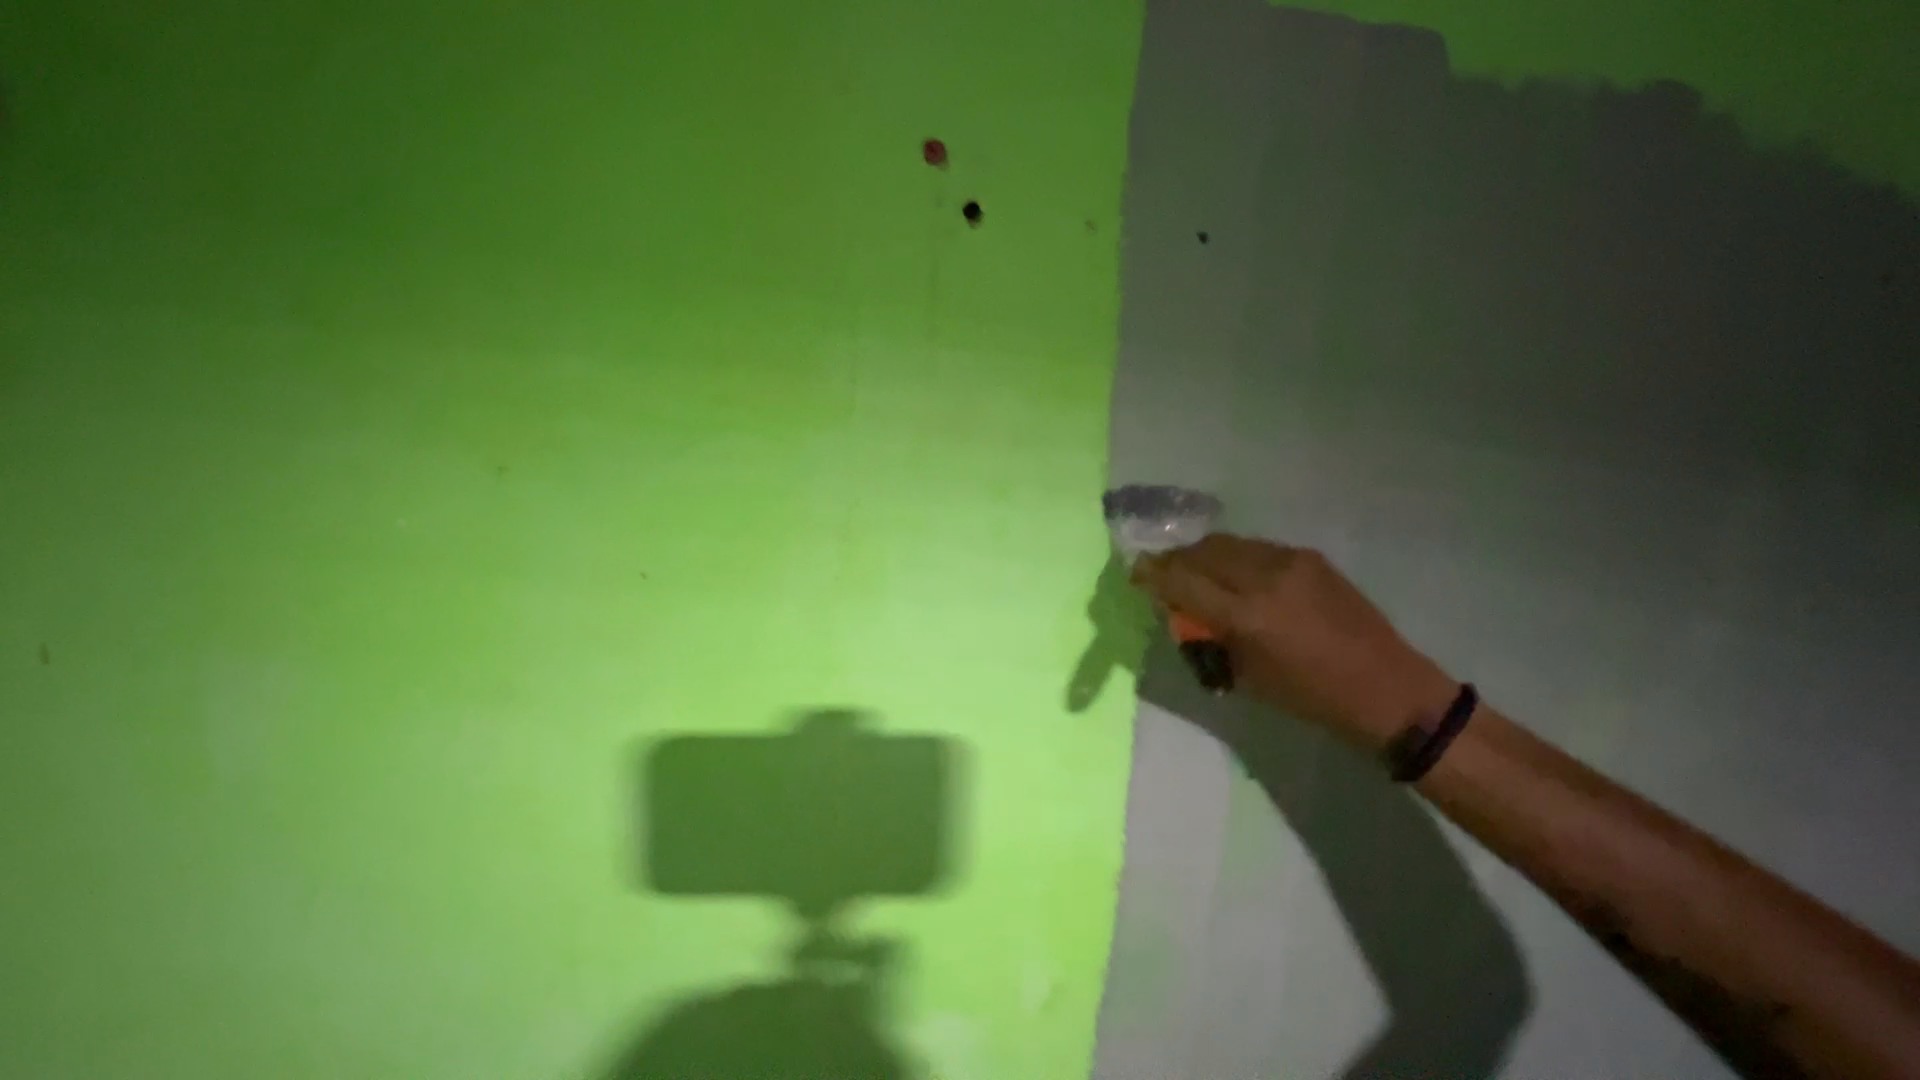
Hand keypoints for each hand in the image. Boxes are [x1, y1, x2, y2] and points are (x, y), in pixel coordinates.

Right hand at [1132, 534, 1456, 752]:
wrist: (1387, 688)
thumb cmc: (1312, 698)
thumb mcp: (1248, 677)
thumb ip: (1211, 638)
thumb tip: (1184, 612)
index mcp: (1246, 616)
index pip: (1182, 580)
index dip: (1152, 574)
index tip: (1135, 574)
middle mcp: (1264, 577)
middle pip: (1202, 551)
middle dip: (1175, 560)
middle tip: (1160, 573)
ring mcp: (1290, 561)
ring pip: (1229, 543)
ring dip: (1204, 555)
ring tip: (1195, 572)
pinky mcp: (1310, 557)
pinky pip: (1256, 548)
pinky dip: (1235, 557)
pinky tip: (1235, 575)